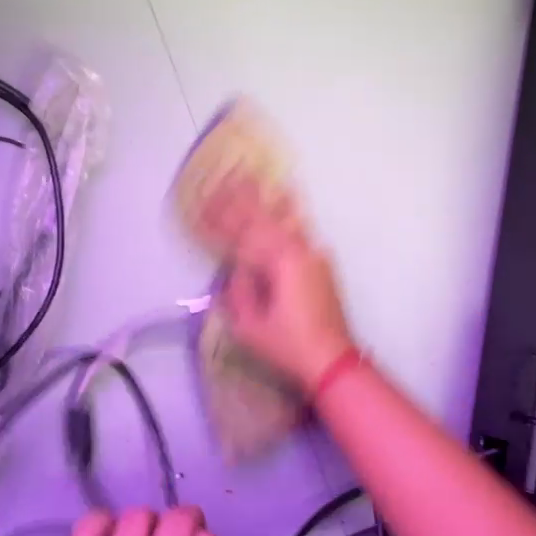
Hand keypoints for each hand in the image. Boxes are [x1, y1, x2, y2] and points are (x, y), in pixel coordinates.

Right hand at [209, 179, 355, 391]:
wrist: (333, 360)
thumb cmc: (288, 345)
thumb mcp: (249, 326)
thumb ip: (238, 292)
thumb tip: (237, 271)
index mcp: (279, 261)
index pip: (242, 232)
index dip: (220, 218)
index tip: (201, 203)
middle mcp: (299, 250)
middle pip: (266, 216)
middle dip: (242, 197)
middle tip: (226, 175)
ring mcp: (314, 254)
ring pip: (286, 217)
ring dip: (266, 198)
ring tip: (254, 175)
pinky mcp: (322, 263)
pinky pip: (299, 229)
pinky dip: (286, 212)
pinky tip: (285, 196)